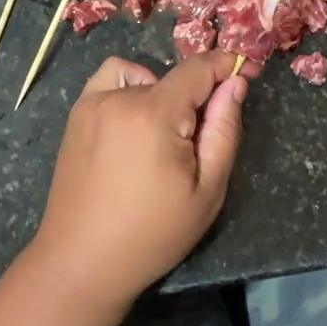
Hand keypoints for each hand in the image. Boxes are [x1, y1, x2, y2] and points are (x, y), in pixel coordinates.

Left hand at [26, 53, 246, 308]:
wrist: (81, 261)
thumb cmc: (151, 234)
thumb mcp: (206, 191)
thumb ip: (224, 130)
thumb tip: (235, 82)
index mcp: (154, 114)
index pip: (199, 69)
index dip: (228, 64)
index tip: (248, 71)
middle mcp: (120, 97)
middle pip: (173, 78)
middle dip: (195, 99)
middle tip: (196, 146)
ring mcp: (93, 102)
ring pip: (145, 78)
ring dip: (162, 96)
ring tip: (162, 139)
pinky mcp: (77, 114)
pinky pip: (111, 79)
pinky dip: (129, 87)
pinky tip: (134, 124)